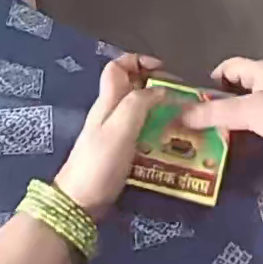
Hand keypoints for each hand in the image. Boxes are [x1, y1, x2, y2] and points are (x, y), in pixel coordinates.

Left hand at [53, 53, 167, 216]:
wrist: (80, 203)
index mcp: (108, 100)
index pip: (118, 67)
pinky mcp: (121, 150)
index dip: (139, 61)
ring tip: (183, 117)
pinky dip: (158, 129)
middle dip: (157, 85)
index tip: (163, 70)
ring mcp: (115, 132)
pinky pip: (143, 130)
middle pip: (133, 86)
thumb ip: (140, 103)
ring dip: (161, 109)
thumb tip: (162, 90)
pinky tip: (172, 140)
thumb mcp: (120, 127)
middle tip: (180, 97)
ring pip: (140, 109)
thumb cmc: (100, 162)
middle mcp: (111, 112)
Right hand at [178, 58, 262, 160]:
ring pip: (251, 102)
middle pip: (239, 84)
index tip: (197, 101)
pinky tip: (243, 139)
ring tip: (219, 133)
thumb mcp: (248, 111)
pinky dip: (251, 124)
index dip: (211, 80)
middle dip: (221, 100)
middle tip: (204, 120)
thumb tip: (182, 114)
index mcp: (262, 68)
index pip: (229, 66)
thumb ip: (215, 113)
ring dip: (236, 115)